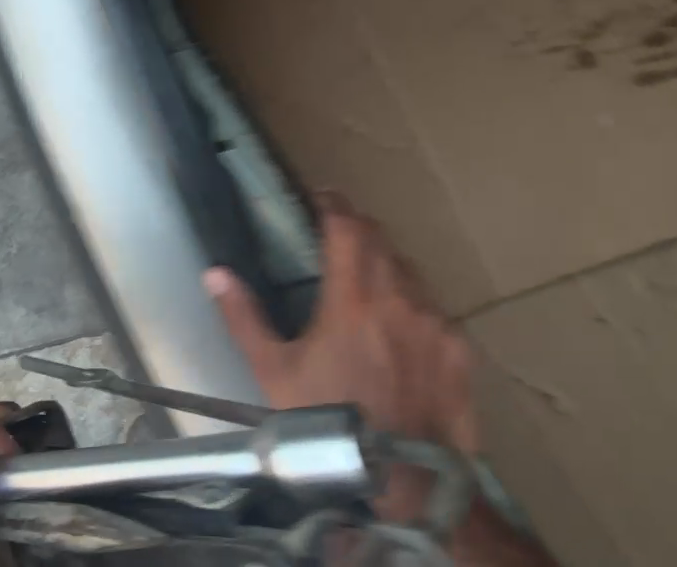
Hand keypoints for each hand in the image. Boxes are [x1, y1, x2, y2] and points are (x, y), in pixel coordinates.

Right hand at [203, 193, 478, 517]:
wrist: (409, 480)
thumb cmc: (331, 421)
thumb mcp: (274, 372)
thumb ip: (243, 318)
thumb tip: (215, 274)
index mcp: (352, 300)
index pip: (348, 228)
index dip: (333, 204)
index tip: (320, 196)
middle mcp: (399, 299)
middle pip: (381, 241)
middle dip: (357, 228)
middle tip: (336, 232)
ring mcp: (436, 323)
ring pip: (410, 272)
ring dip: (385, 264)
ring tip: (366, 281)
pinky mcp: (461, 349)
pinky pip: (434, 308)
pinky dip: (412, 303)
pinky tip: (400, 327)